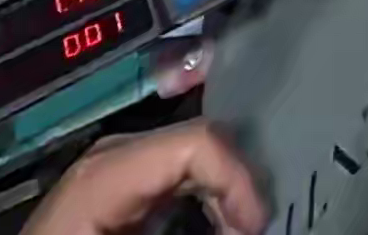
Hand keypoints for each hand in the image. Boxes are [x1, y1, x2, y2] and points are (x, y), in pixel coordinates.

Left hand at [21, 121, 266, 234]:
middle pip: (198, 142)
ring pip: (192, 155)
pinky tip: (218, 222)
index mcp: (109, 169)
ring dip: (223, 190)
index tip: (258, 224)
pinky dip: (204, 195)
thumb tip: (245, 222)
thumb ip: (190, 228)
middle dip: (235, 182)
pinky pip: (176, 175)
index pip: (195, 143)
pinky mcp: (119, 187)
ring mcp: (116, 165)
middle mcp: (115, 153)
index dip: (236, 178)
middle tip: (257, 224)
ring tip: (243, 224)